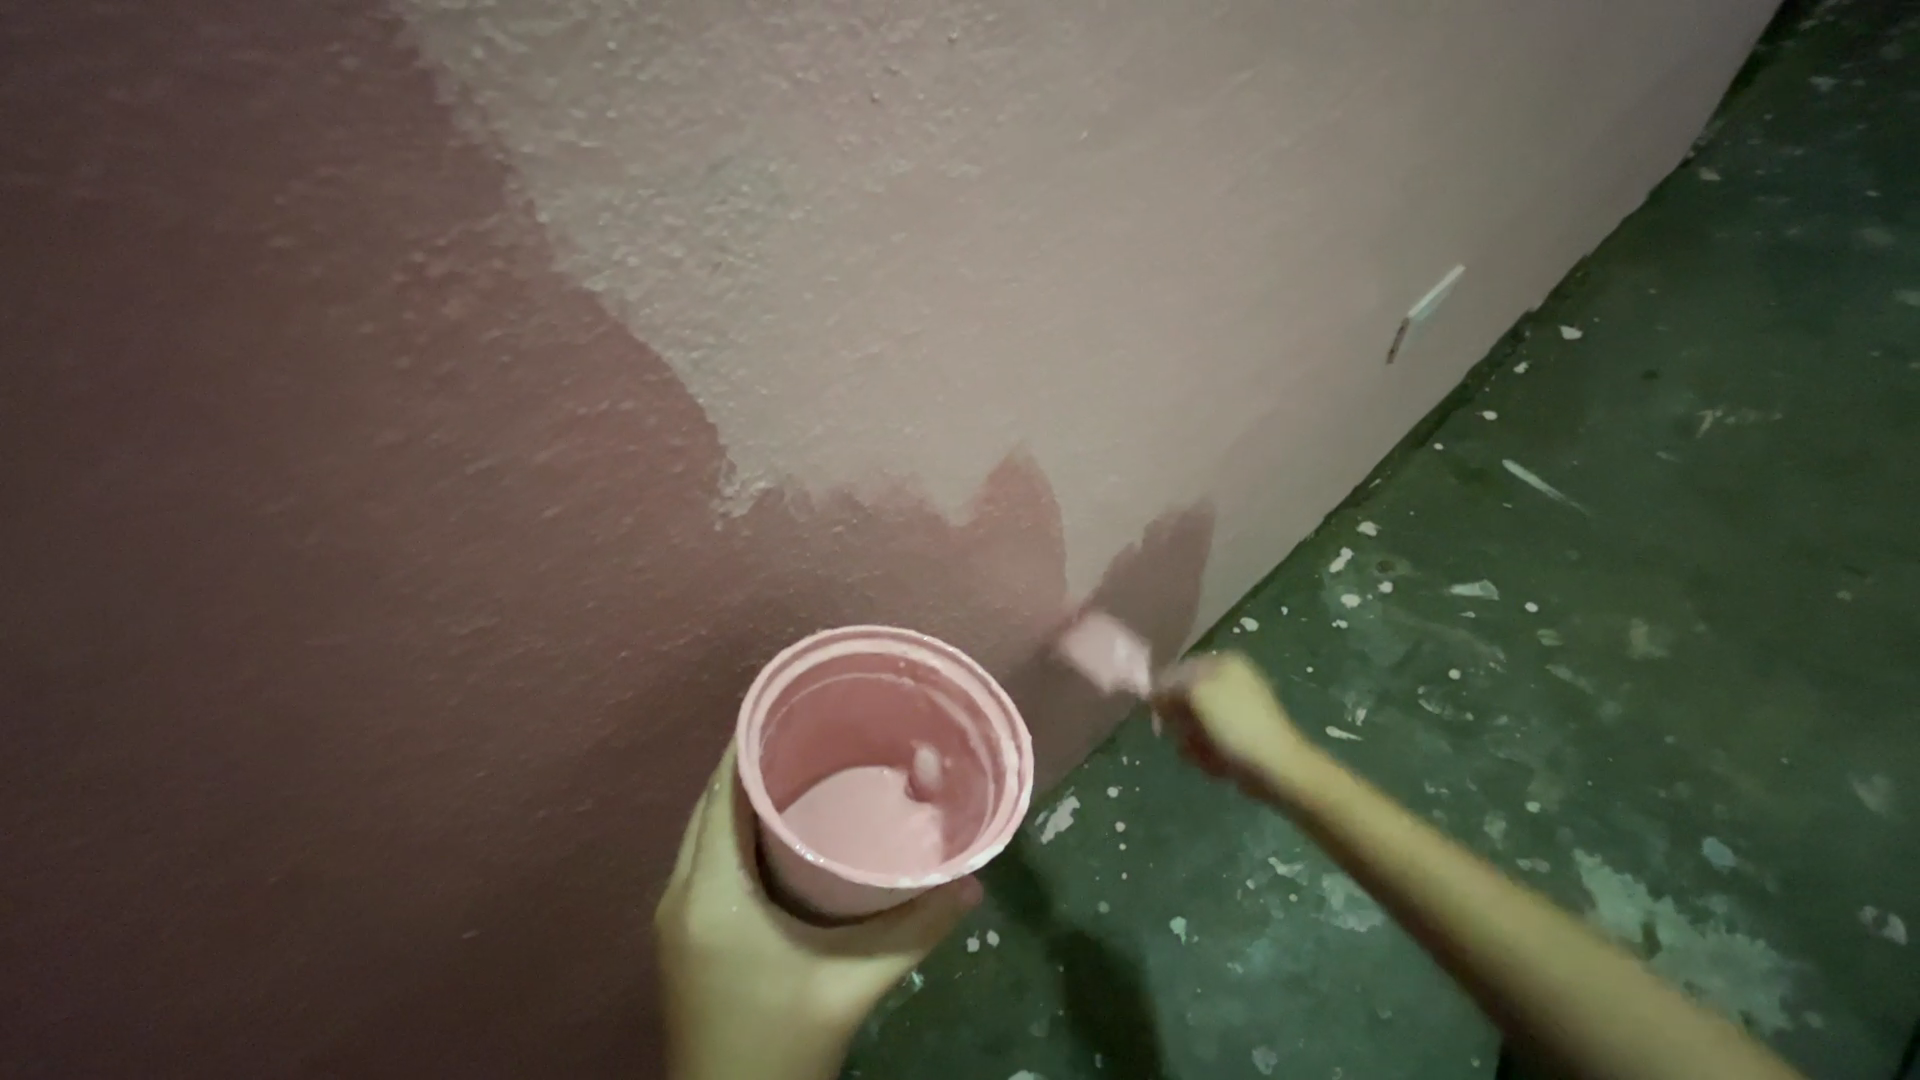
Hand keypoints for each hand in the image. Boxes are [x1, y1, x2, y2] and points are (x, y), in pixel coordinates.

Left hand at [654, 746, 981, 1079]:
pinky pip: (705, 856)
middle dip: (751, 761)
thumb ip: (917, 929)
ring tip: (797, 765)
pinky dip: (734, 827)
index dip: (749, 742)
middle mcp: (680, 892)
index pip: (722, 792)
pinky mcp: (683, 933)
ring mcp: (675, 915)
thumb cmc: (784, 1043)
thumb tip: (975, 881)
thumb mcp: (855, 983)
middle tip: (809, 730)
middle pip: (710, 803)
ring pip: (704, 829)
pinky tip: (775, 827)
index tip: (791, 705)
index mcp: (712, 891)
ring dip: (740, 794)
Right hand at [1154, 652, 1323, 801]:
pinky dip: (1206, 753)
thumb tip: (1155, 692)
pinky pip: (1209, 739)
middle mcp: (1231, 679)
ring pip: (1193, 723)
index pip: (1175, 671)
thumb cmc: (1234, 725)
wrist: (1275, 767)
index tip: (1160, 716)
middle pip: (1183, 699)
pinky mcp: (1241, 733)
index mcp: (1223, 661)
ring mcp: (1237, 707)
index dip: (1163, 693)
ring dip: (1191, 741)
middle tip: (1186, 736)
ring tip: (1203, 753)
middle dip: (1180, 722)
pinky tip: (1215, 763)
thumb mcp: (1195, 693)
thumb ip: (1169, 684)